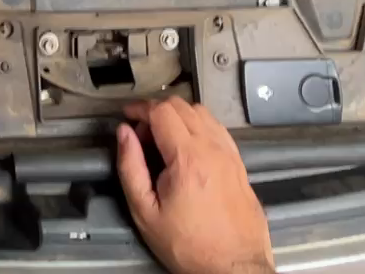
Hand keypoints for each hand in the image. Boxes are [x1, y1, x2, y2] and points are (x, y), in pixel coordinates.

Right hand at [117, 98, 273, 273]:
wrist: (234, 272)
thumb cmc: (190, 247)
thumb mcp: (146, 213)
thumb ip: (130, 167)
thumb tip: (124, 134)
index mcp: (187, 158)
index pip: (161, 110)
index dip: (140, 108)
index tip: (129, 116)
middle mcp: (212, 150)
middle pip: (181, 105)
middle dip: (157, 110)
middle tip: (144, 133)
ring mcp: (230, 156)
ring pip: (202, 113)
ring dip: (179, 115)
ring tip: (166, 138)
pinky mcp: (240, 166)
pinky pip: (219, 129)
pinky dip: (200, 127)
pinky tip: (190, 147)